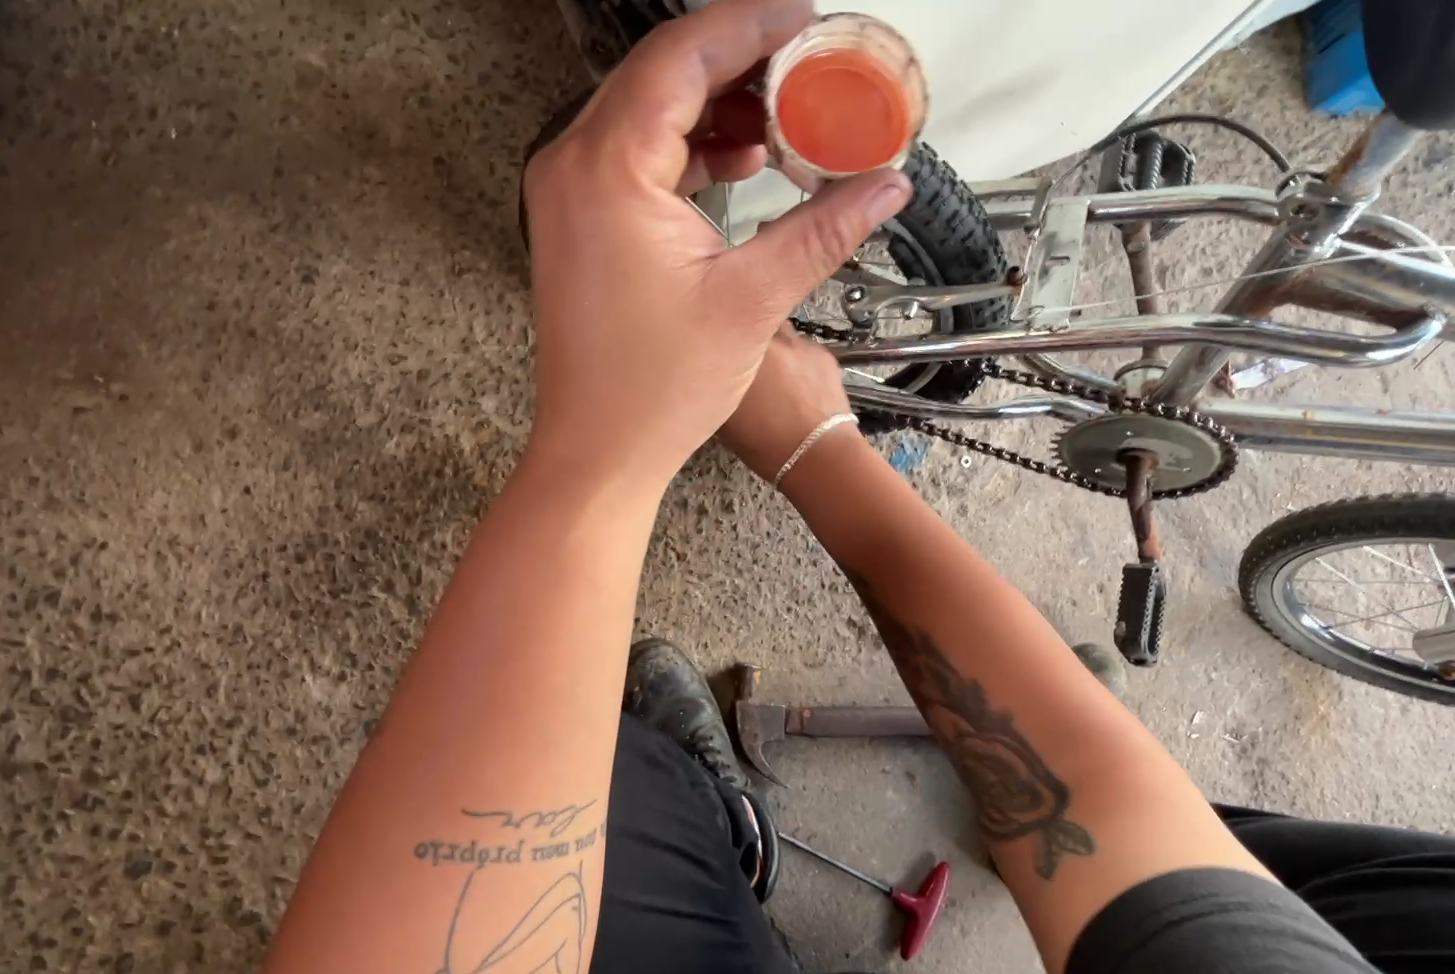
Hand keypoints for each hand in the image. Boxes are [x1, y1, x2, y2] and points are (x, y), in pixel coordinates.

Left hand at [521, 0, 911, 489]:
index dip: (751, 27)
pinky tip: (740, 164)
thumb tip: (885, 185)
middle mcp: (573, 167)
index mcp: (609, 170)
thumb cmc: (655, 389)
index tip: (807, 23)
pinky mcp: (581, 224)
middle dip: (739, 67)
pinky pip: (637, 158)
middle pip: (661, 76)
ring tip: (785, 122)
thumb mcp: (753, 300)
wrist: (600, 450)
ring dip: (716, 110)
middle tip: (806, 72)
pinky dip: (689, 151)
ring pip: (648, 115)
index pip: (681, 56)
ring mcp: (569, 196)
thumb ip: (822, 229)